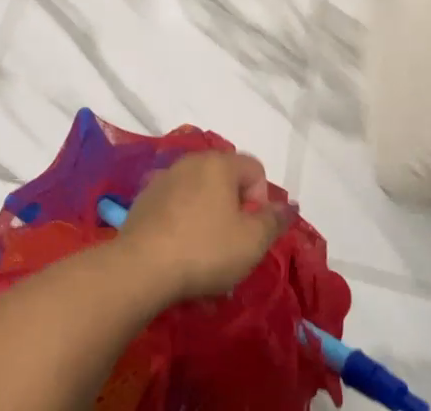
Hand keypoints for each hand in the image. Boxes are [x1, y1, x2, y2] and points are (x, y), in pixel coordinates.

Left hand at [117, 152, 289, 302]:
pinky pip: (175, 207)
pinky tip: (180, 253)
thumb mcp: (252, 241)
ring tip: (206, 255)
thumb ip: (274, 220)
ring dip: (209, 218)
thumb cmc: (205, 250)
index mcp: (219, 163)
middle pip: (225, 180)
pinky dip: (183, 224)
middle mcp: (190, 162)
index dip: (262, 199)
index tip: (253, 230)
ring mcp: (163, 179)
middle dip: (234, 210)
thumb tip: (289, 205)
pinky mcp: (144, 201)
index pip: (255, 168)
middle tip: (233, 245)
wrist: (141, 268)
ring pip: (199, 195)